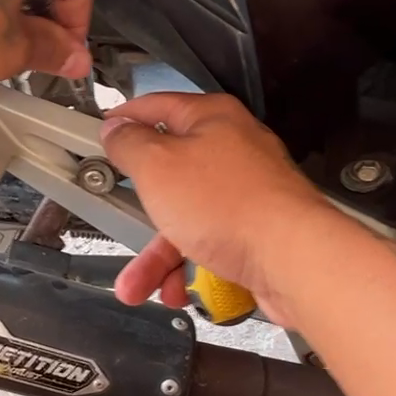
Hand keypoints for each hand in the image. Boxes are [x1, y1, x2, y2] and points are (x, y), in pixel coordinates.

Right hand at [100, 92, 337, 321]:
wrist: (292, 260)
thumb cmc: (231, 205)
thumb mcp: (156, 166)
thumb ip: (129, 144)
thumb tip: (115, 130)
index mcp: (212, 120)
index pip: (158, 106)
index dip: (125, 118)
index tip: (103, 132)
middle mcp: (232, 151)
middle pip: (169, 174)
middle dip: (138, 210)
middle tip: (116, 216)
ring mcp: (246, 193)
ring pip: (187, 219)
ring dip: (159, 256)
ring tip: (139, 284)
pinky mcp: (256, 231)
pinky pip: (210, 245)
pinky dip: (189, 268)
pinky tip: (177, 289)